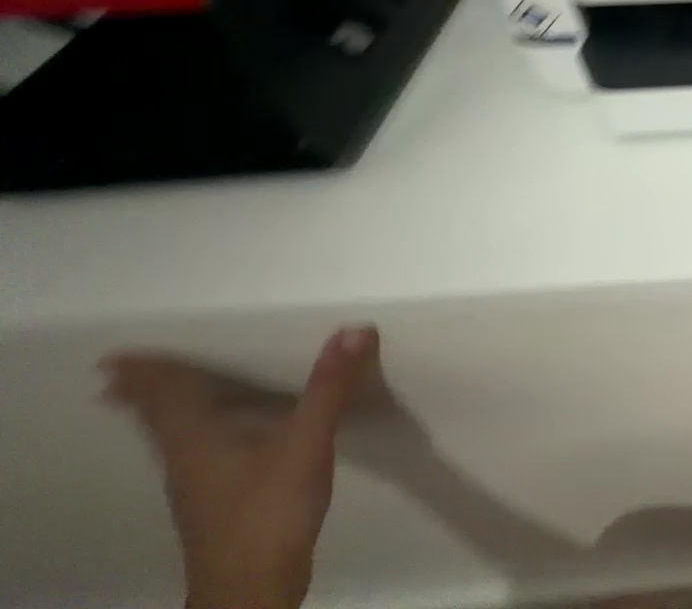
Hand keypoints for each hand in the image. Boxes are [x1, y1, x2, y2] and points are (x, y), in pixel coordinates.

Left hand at [102, 326, 378, 608]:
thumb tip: (353, 330)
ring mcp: (198, 487)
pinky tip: (213, 443)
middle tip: (120, 375)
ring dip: (161, 416)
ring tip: (153, 401)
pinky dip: (190, 437)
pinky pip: (193, 455)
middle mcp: (186, 460)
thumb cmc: (268, 511)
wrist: (252, 587)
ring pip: (171, 440)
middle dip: (142, 397)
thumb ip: (329, 387)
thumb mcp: (307, 442)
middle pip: (158, 420)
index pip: (164, 398)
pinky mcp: (217, 503)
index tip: (117, 358)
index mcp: (197, 440)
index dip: (146, 375)